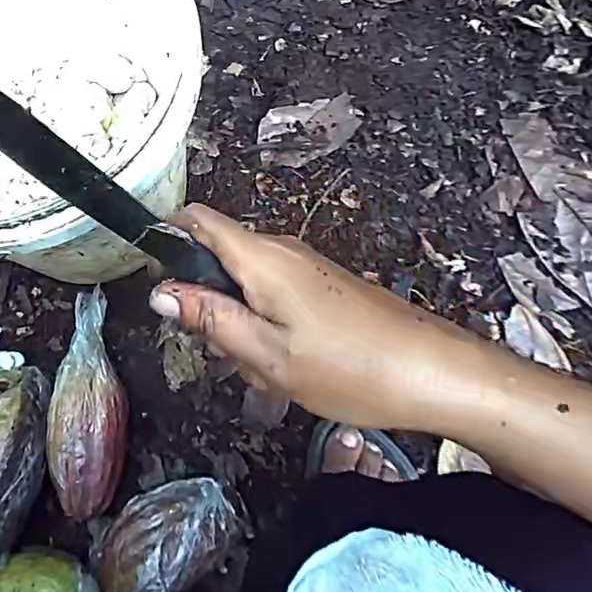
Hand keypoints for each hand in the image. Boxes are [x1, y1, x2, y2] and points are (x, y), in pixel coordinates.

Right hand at [151, 204, 494, 430]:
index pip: (197, 219)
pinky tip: (292, 366)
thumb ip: (210, 319)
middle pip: (218, 257)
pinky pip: (274, 293)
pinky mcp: (321, 283)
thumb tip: (160, 292)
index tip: (157, 279)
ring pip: (246, 283)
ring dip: (241, 324)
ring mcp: (304, 265)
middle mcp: (280, 249)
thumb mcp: (266, 354)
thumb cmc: (349, 366)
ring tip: (269, 371)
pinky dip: (267, 326)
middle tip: (230, 356)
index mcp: (261, 257)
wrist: (435, 372)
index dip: (167, 238)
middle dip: (210, 303)